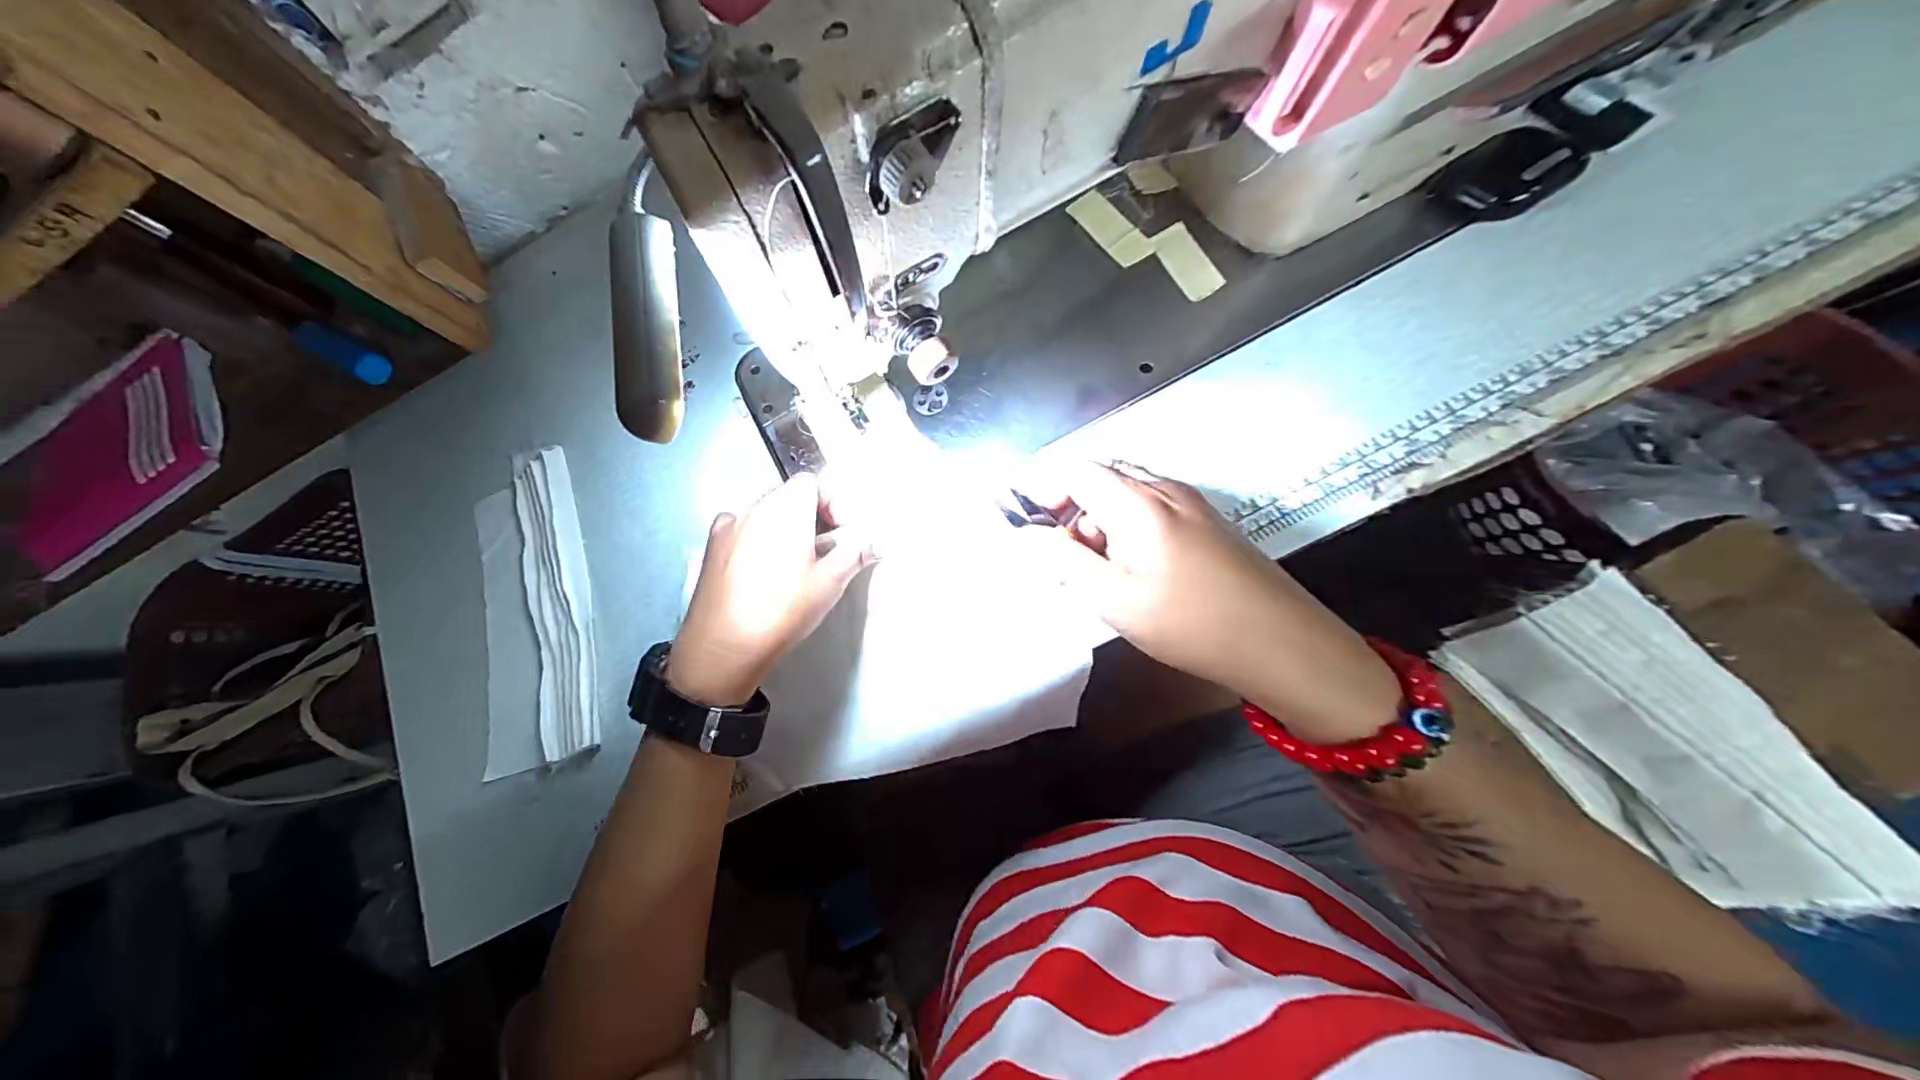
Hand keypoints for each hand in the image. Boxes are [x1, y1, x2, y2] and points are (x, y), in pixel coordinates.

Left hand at [669, 473, 874, 706]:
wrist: (723, 645)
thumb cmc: (782, 610)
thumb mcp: (830, 582)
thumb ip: (856, 554)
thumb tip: (875, 543)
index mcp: (786, 509)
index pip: (812, 482)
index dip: (832, 503)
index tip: (841, 532)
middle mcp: (754, 508)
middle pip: (788, 496)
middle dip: (810, 516)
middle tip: (825, 551)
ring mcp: (728, 526)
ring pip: (764, 513)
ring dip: (783, 528)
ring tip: (794, 566)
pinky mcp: (710, 547)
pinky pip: (741, 530)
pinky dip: (756, 540)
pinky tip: (761, 572)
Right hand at [1017, 462, 1399, 742]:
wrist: (1281, 643)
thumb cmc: (1191, 623)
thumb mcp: (1114, 598)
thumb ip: (1064, 560)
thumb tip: (1026, 534)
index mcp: (1138, 501)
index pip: (1074, 469)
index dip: (1043, 491)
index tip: (1031, 528)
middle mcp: (1165, 489)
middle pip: (1100, 478)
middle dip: (1071, 509)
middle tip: (1062, 558)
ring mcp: (1191, 504)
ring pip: (1126, 494)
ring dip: (1100, 521)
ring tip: (1097, 572)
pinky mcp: (1207, 523)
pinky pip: (1152, 509)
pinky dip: (1127, 529)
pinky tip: (1134, 572)